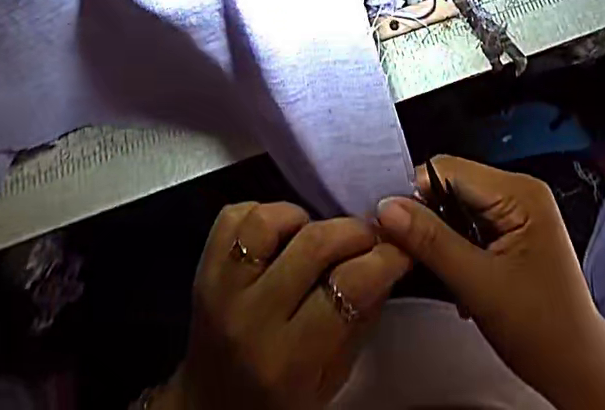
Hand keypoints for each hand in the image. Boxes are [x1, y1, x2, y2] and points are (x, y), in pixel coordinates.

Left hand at [155, 202, 411, 409]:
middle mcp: (251, 320)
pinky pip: (234, 215)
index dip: (386, 257)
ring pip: (268, 220)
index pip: (349, 285)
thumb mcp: (331, 379)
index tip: (401, 247)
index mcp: (289, 360)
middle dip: (355, 230)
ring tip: (316, 235)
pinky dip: (264, 213)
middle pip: (314, 242)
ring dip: (304, 218)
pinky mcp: (202, 268)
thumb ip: (362, 318)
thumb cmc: (280, 400)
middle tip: (369, 236)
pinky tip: (281, 234)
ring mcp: (220, 290)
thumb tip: (391, 256)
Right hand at [374, 156, 604, 409]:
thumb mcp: (478, 285)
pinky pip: (468, 222)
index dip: (415, 193)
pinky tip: (453, 276)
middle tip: (406, 252)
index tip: (389, 224)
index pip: (448, 169)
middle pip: (451, 184)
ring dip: (438, 235)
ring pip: (456, 205)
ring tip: (435, 270)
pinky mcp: (512, 231)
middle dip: (426, 217)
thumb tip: (389, 208)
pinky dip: (453, 246)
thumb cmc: (544, 331)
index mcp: (520, 193)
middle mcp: (520, 192)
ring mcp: (517, 211)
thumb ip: (431, 241)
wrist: (579, 371)